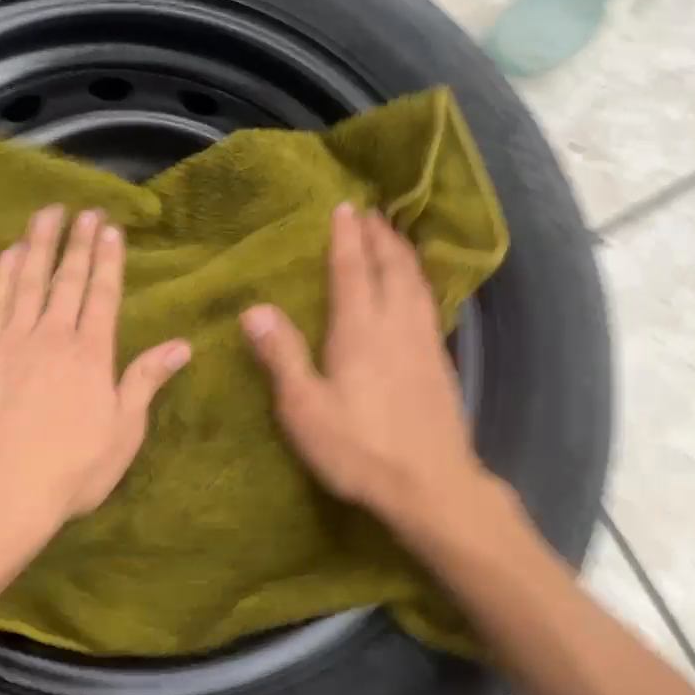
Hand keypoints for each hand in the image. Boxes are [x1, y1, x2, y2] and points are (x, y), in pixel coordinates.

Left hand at [0, 205, 191, 531]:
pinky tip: (8, 255)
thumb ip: (146, 380)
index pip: (103, 296)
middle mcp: (53, 336)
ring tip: (45, 215)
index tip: (108, 229)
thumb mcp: (124, 430)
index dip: (107, 260)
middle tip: (83, 211)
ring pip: (28, 282)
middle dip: (77, 243)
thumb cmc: (72, 468)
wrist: (3, 486)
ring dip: (39, 245)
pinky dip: (2, 276)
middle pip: (67, 280)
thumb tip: (181, 345)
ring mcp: (12, 341)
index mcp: (92, 354)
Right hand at [242, 204, 528, 548]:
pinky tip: (416, 291)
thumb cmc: (359, 449)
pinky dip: (419, 282)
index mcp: (360, 331)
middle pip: (393, 268)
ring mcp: (424, 345)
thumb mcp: (304, 409)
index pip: (352, 271)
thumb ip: (281, 356)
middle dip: (381, 237)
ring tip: (395, 237)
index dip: (347, 238)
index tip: (344, 207)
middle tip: (371, 212)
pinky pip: (429, 305)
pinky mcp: (440, 365)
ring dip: (404, 254)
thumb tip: (254, 309)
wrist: (432, 487)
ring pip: (417, 284)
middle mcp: (396, 327)